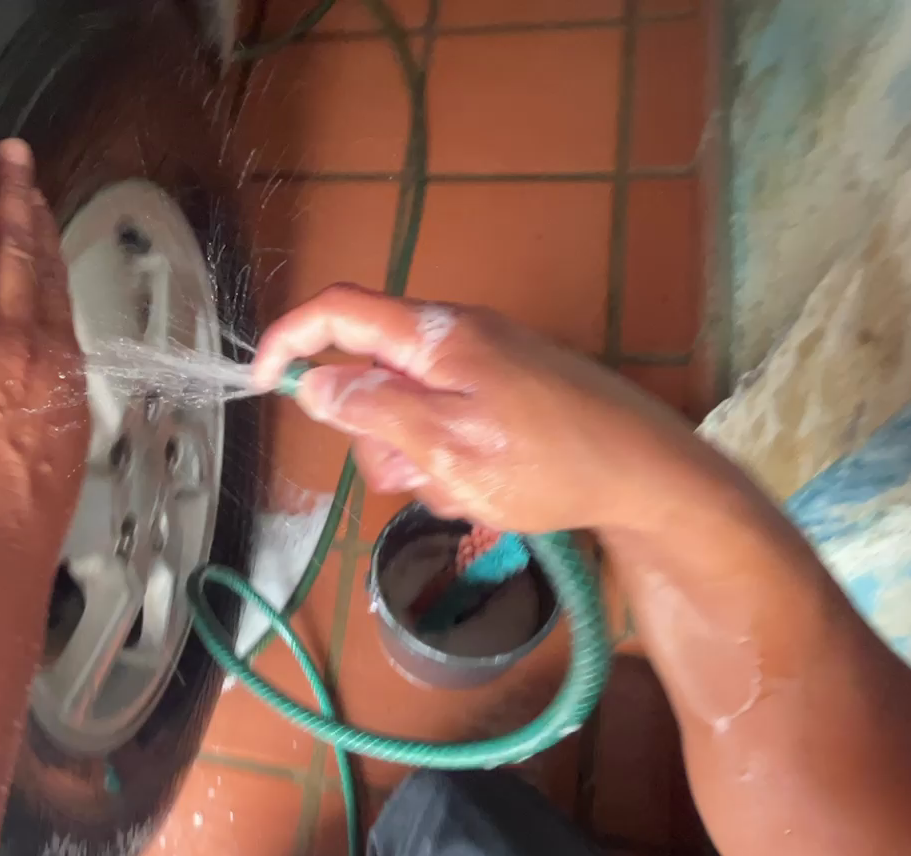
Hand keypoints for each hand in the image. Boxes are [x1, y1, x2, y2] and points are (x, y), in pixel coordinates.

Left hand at [0, 128, 88, 566]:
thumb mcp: (66, 445)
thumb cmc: (29, 508)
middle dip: (12, 194)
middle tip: (8, 152)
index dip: (45, 236)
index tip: (38, 203)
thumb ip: (58, 394)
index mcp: (57, 363)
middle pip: (16, 251)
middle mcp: (16, 338)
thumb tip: (50, 371)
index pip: (52, 283)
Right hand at [253, 284, 735, 536]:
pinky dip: (444, 460)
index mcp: (436, 337)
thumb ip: (373, 409)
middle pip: (369, 375)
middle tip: (411, 474)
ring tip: (460, 487)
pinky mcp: (499, 396)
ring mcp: (479, 369)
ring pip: (403, 412)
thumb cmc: (547, 463)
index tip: (262, 384)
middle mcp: (454, 340)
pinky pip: (442, 425)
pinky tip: (482, 485)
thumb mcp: (445, 445)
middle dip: (372, 434)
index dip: (290, 340)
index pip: (339, 313)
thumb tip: (312, 382)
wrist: (648, 478)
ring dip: (413, 459)